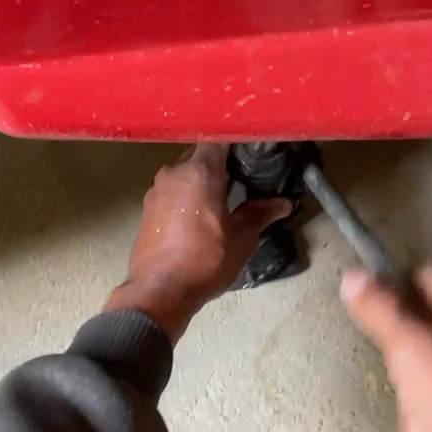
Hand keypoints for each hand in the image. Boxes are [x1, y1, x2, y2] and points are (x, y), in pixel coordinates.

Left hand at [105, 144, 291, 340]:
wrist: (158, 291)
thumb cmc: (205, 261)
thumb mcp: (241, 238)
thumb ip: (260, 214)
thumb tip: (282, 203)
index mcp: (199, 172)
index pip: (220, 139)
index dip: (238, 140)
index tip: (253, 148)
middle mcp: (174, 172)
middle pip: (201, 153)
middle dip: (221, 160)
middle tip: (244, 173)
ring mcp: (157, 189)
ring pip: (185, 171)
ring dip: (203, 178)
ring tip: (225, 194)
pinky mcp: (148, 207)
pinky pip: (173, 189)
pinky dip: (188, 193)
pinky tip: (201, 211)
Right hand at [340, 263, 431, 431]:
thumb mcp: (410, 352)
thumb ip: (379, 311)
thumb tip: (353, 277)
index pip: (420, 275)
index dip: (394, 294)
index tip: (378, 319)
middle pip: (419, 322)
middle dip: (402, 355)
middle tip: (402, 373)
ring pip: (424, 360)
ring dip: (411, 389)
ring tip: (418, 411)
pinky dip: (427, 409)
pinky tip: (429, 430)